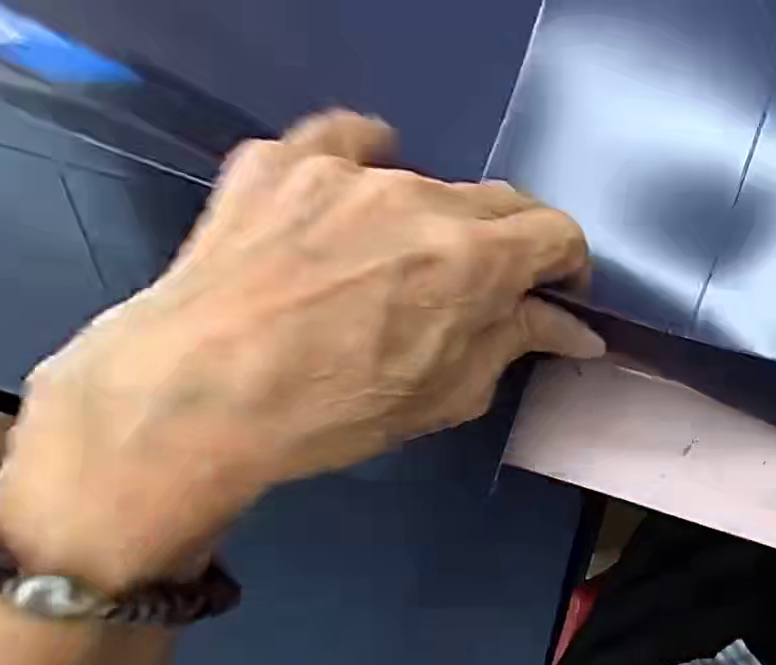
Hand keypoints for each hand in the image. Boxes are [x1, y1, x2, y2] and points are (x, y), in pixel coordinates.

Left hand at [0, 110, 604, 590]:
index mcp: (475, 258)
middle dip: (514, 245)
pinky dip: (365, 165)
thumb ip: (517, 343)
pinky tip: (359, 192)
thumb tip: (572, 328)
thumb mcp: (451, 393)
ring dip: (440, 222)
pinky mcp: (282, 160)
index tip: (557, 294)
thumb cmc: (343, 411)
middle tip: (492, 289)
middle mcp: (422, 195)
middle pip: (502, 201)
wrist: (203, 393)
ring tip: (406, 264)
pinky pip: (343, 144)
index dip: (568, 265)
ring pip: (428, 180)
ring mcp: (347, 170)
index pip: (557, 233)